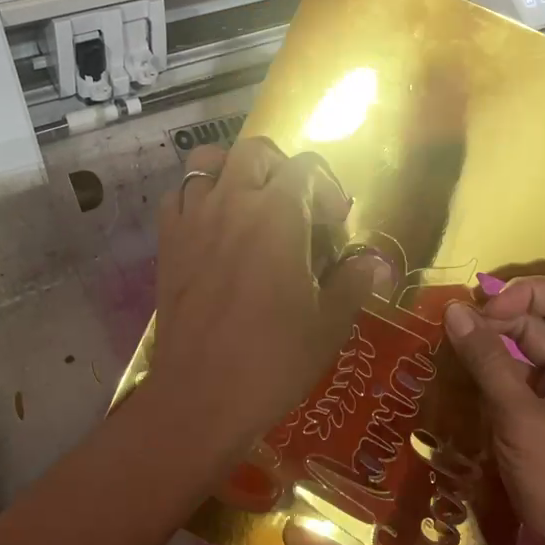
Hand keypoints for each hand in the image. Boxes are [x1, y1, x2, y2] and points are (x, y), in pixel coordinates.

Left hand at [149, 138, 389, 463]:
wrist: (202, 394)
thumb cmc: (274, 358)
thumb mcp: (329, 322)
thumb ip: (354, 281)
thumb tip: (377, 261)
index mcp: (279, 213)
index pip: (307, 167)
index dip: (327, 188)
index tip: (335, 224)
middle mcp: (234, 200)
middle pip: (256, 150)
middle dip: (281, 167)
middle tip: (294, 204)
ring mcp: (194, 216)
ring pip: (208, 161)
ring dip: (233, 171)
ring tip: (248, 202)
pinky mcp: (167, 239)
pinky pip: (178, 194)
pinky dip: (196, 196)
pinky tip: (211, 224)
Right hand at [444, 277, 544, 544]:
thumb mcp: (522, 419)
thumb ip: (487, 360)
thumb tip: (453, 307)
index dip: (522, 293)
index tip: (483, 311)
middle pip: (539, 322)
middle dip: (497, 319)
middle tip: (454, 332)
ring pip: (523, 352)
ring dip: (489, 347)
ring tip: (449, 350)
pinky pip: (518, 382)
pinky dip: (491, 377)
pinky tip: (461, 380)